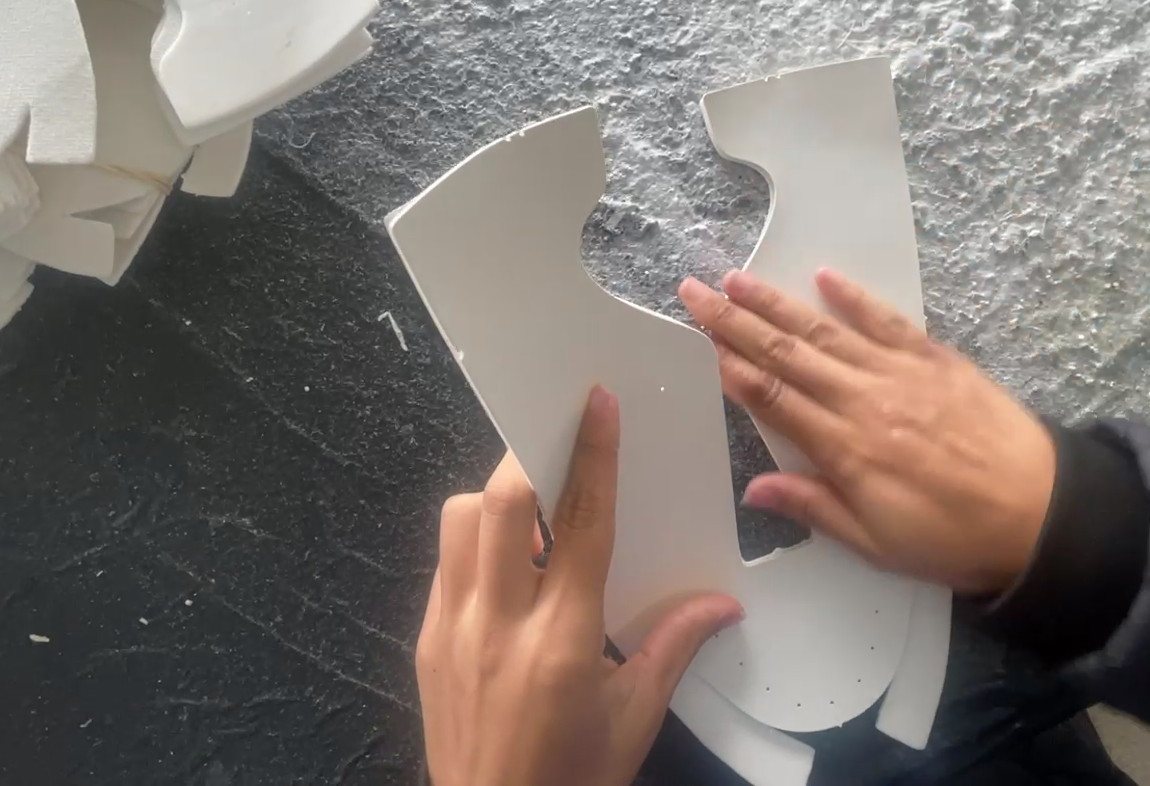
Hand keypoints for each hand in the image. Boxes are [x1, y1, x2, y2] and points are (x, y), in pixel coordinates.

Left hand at [416, 386, 744, 785]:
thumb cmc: (572, 775)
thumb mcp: (634, 717)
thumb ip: (675, 646)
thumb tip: (725, 603)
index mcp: (564, 638)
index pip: (582, 522)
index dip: (594, 453)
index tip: (597, 401)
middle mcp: (499, 622)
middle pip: (501, 502)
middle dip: (528, 452)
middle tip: (554, 437)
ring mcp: (451, 628)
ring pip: (459, 519)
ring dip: (494, 497)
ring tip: (531, 515)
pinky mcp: (424, 639)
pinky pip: (444, 560)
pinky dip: (474, 539)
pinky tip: (504, 565)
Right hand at [679, 269, 1056, 594]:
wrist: (1044, 516)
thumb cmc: (953, 539)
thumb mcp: (877, 544)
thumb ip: (814, 508)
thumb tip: (754, 489)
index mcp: (843, 447)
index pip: (771, 397)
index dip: (729, 366)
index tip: (697, 339)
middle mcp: (861, 399)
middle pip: (784, 353)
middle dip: (732, 321)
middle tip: (694, 291)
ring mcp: (897, 372)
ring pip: (823, 330)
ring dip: (775, 303)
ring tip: (736, 279)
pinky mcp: (933, 357)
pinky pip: (885, 320)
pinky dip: (853, 297)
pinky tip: (823, 275)